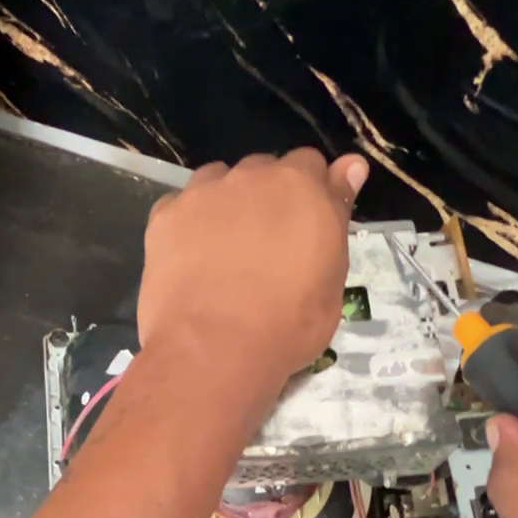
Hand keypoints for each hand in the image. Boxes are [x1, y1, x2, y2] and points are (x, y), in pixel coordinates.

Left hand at [137, 149, 368, 391]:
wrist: (212, 350)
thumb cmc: (287, 327)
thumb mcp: (332, 282)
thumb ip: (336, 217)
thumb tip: (350, 167)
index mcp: (303, 189)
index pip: (312, 167)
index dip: (310, 195)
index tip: (306, 226)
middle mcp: (254, 178)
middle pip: (264, 171)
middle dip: (267, 198)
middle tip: (265, 246)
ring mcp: (205, 194)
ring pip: (220, 180)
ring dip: (227, 203)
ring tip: (224, 250)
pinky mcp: (166, 216)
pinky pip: (180, 206)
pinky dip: (188, 223)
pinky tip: (191, 257)